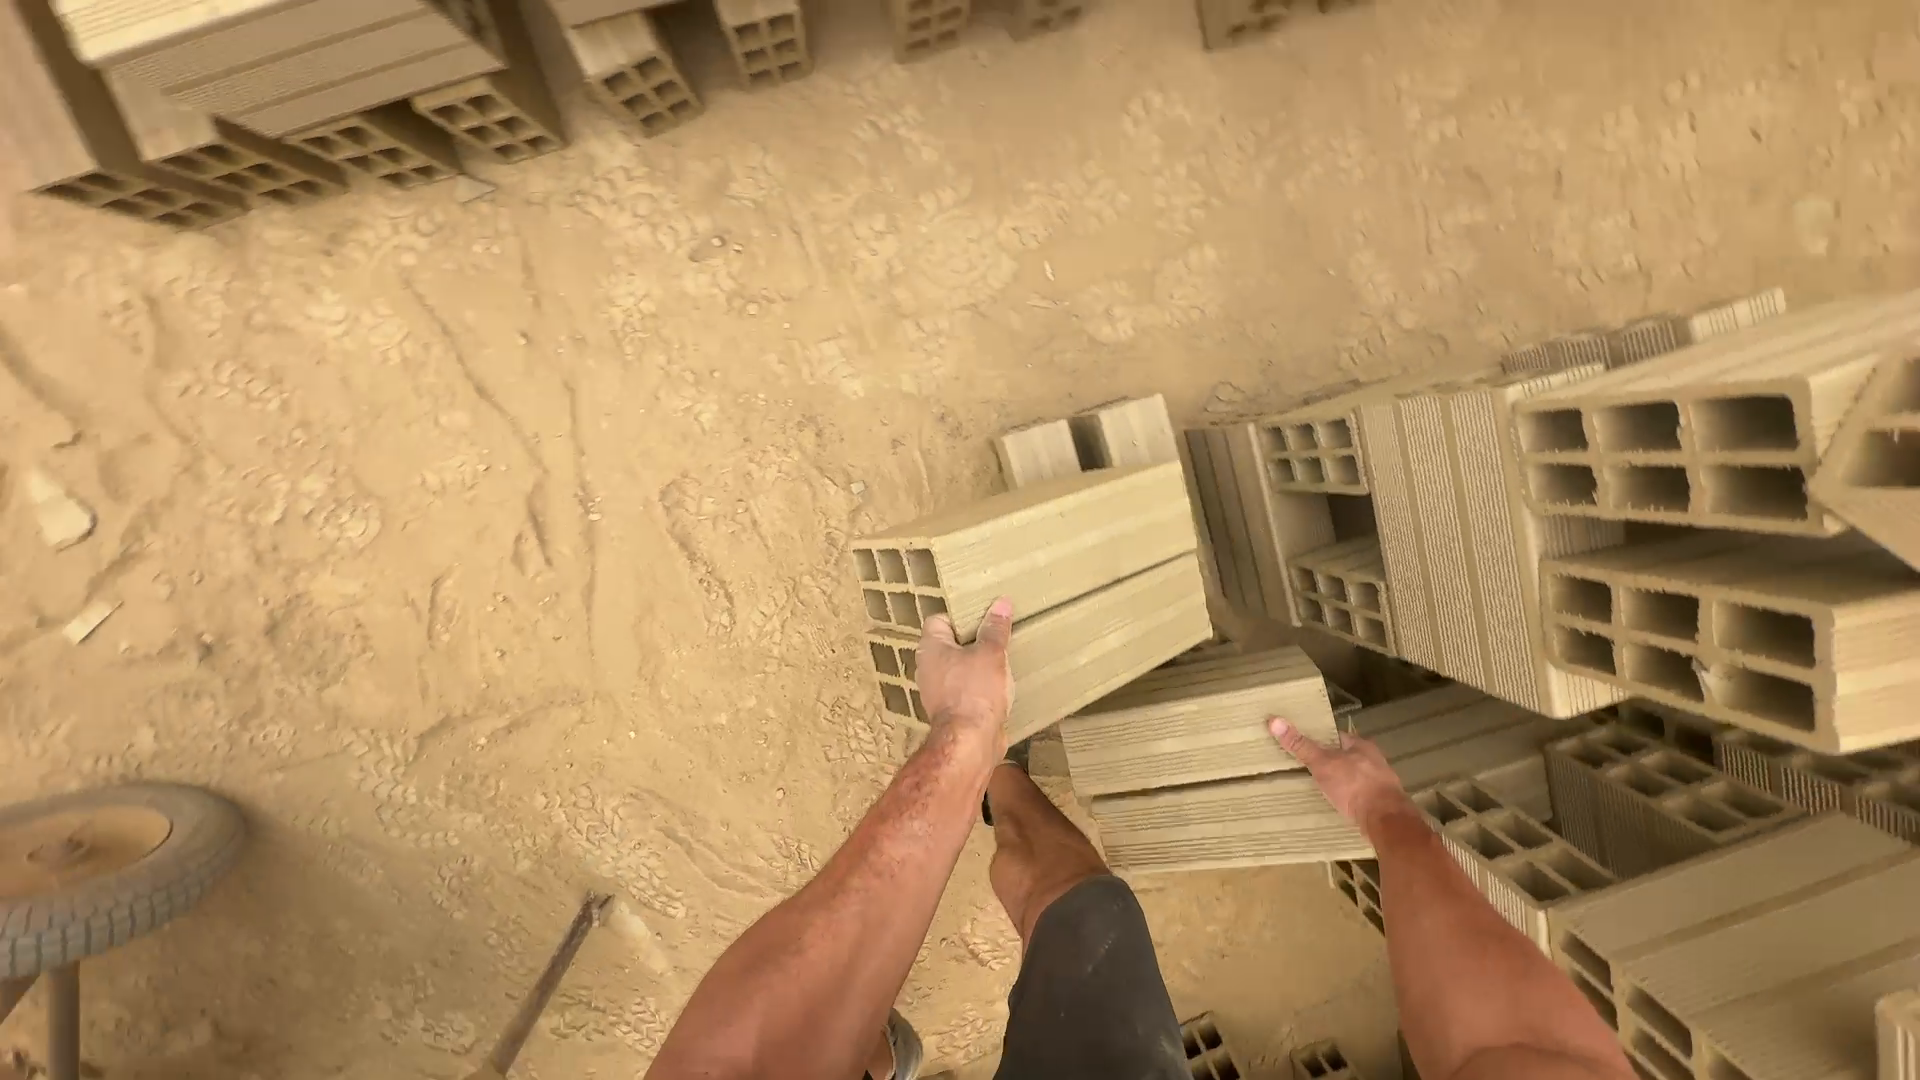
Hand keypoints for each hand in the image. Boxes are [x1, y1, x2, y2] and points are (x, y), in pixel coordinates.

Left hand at [915, 597, 1013, 754]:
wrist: (970, 742)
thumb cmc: (975, 691)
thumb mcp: (991, 653)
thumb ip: (995, 628)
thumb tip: (1001, 603)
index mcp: (931, 648)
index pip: (939, 620)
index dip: (961, 616)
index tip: (984, 617)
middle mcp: (928, 668)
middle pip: (950, 644)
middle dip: (973, 641)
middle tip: (997, 636)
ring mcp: (937, 692)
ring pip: (959, 669)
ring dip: (978, 666)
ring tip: (1002, 660)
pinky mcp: (951, 711)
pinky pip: (965, 690)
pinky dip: (979, 687)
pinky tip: (999, 686)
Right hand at [1269, 719, 1417, 838]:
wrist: (1386, 820)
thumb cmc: (1354, 785)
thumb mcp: (1321, 763)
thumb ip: (1300, 745)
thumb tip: (1274, 720)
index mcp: (1362, 746)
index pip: (1339, 737)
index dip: (1323, 740)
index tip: (1307, 745)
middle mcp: (1376, 762)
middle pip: (1349, 757)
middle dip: (1333, 762)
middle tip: (1310, 767)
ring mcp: (1382, 784)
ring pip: (1357, 777)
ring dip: (1343, 782)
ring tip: (1322, 788)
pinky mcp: (1384, 805)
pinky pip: (1363, 797)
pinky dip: (1352, 799)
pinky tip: (1340, 806)